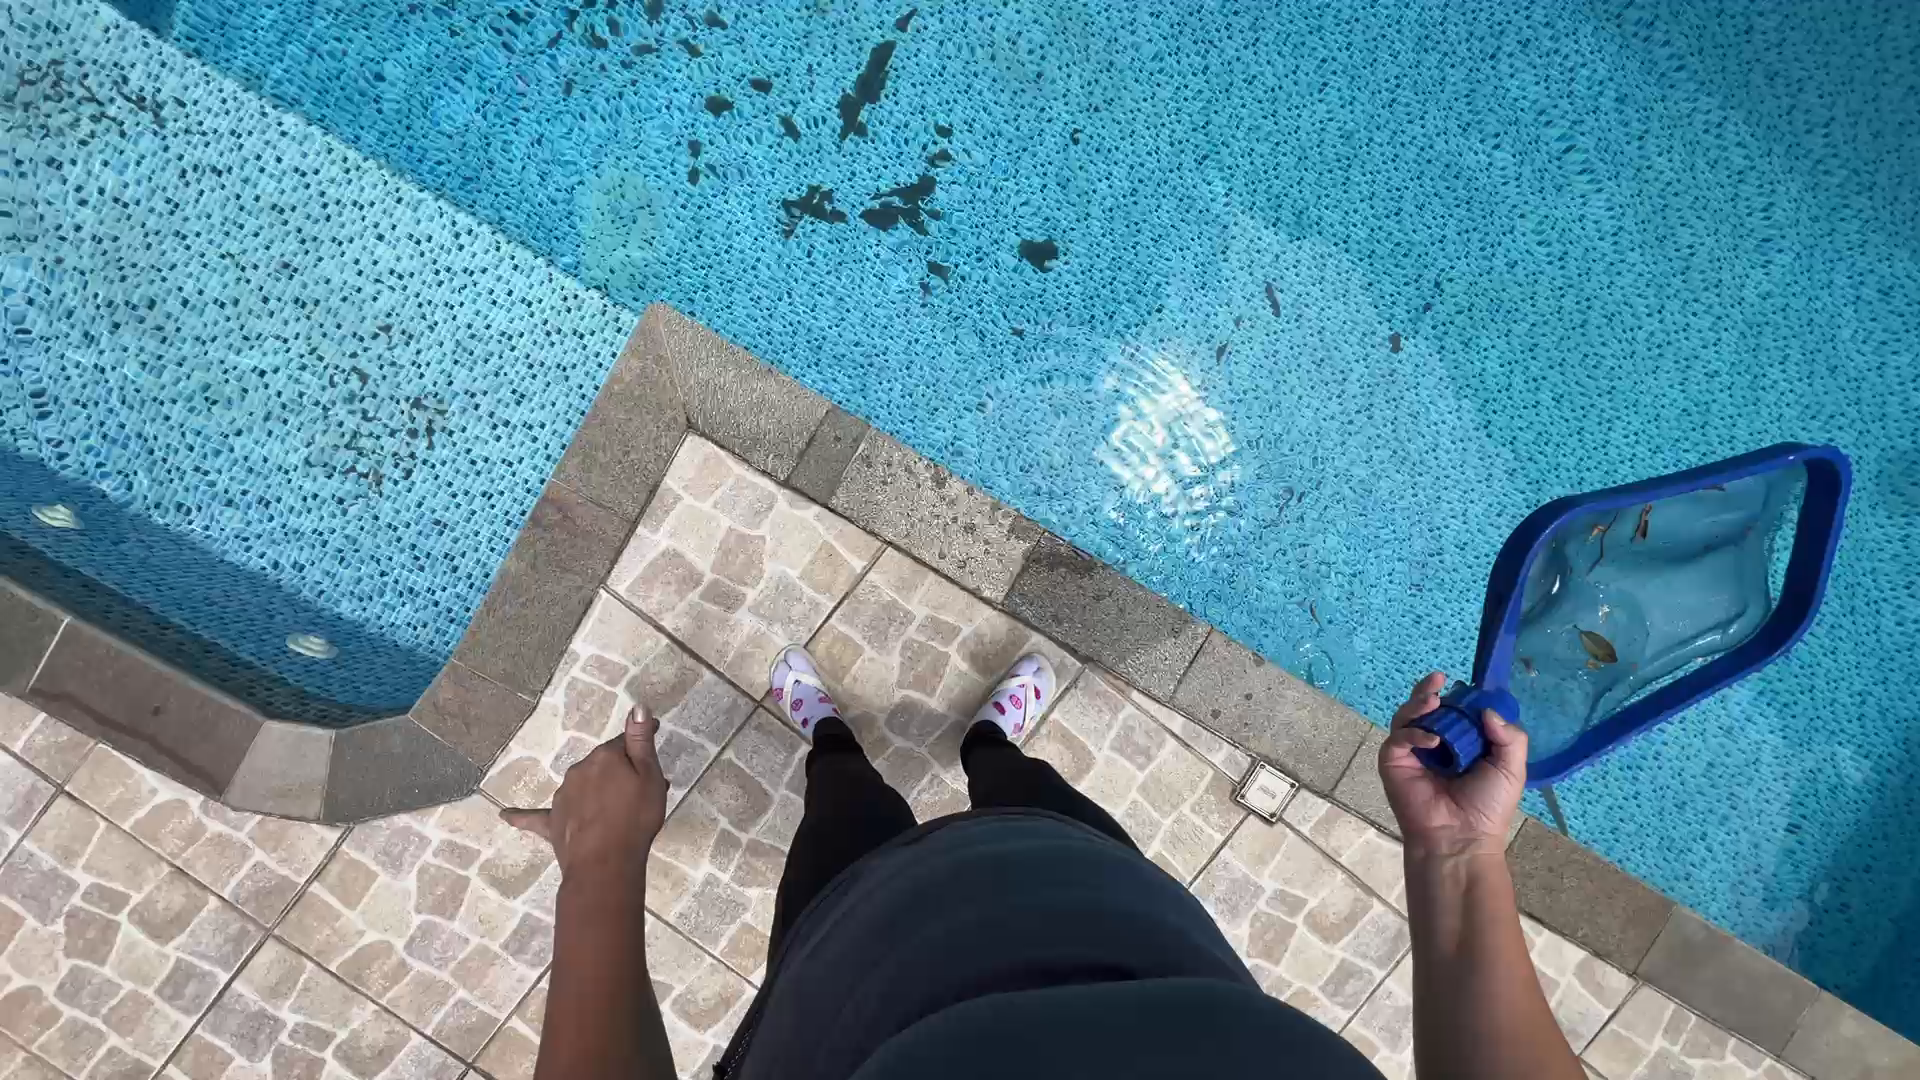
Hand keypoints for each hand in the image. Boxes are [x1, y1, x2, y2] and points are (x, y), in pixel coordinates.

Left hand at [502, 705, 667, 879]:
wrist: (604, 863)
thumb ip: (641, 740)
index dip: (641, 742)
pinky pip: (536, 816)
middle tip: (647, 787)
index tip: (657, 736)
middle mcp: (579, 770)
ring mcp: (562, 797)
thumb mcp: (649, 775)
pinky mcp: (552, 822)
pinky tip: (505, 815)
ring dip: (601, 790)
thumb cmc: (635, 817)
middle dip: (623, 771)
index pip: (625, 741)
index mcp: (604, 757)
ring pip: (584, 786)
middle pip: (605, 764)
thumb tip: (637, 707)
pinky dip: (522, 814)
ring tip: (623, 809)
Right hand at [1378, 672, 1526, 857]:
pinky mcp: (1393, 759)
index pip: (1454, 713)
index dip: (1457, 698)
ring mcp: (1410, 750)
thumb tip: (1487, 710)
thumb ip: (1509, 738)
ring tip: (1433, 700)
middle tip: (1438, 679)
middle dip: (1429, 691)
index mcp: (1458, 744)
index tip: (1462, 683)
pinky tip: (1432, 740)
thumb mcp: (1510, 770)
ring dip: (1418, 704)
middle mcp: (1432, 743)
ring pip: (1407, 716)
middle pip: (1425, 709)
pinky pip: (1399, 737)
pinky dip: (1415, 733)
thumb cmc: (1486, 806)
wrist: (1460, 835)